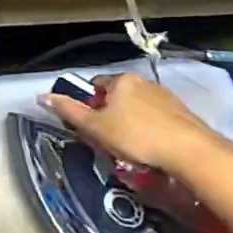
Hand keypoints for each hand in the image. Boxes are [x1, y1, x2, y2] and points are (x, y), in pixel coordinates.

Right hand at [42, 72, 229, 170]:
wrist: (190, 151)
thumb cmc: (136, 136)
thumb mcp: (96, 127)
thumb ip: (69, 111)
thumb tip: (42, 96)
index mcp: (121, 80)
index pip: (95, 85)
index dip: (89, 104)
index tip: (90, 125)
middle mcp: (143, 82)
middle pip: (116, 96)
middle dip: (110, 115)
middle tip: (107, 139)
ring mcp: (165, 96)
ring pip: (136, 108)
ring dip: (129, 123)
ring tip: (130, 148)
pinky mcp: (182, 112)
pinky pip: (155, 117)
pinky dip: (149, 129)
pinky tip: (150, 147)